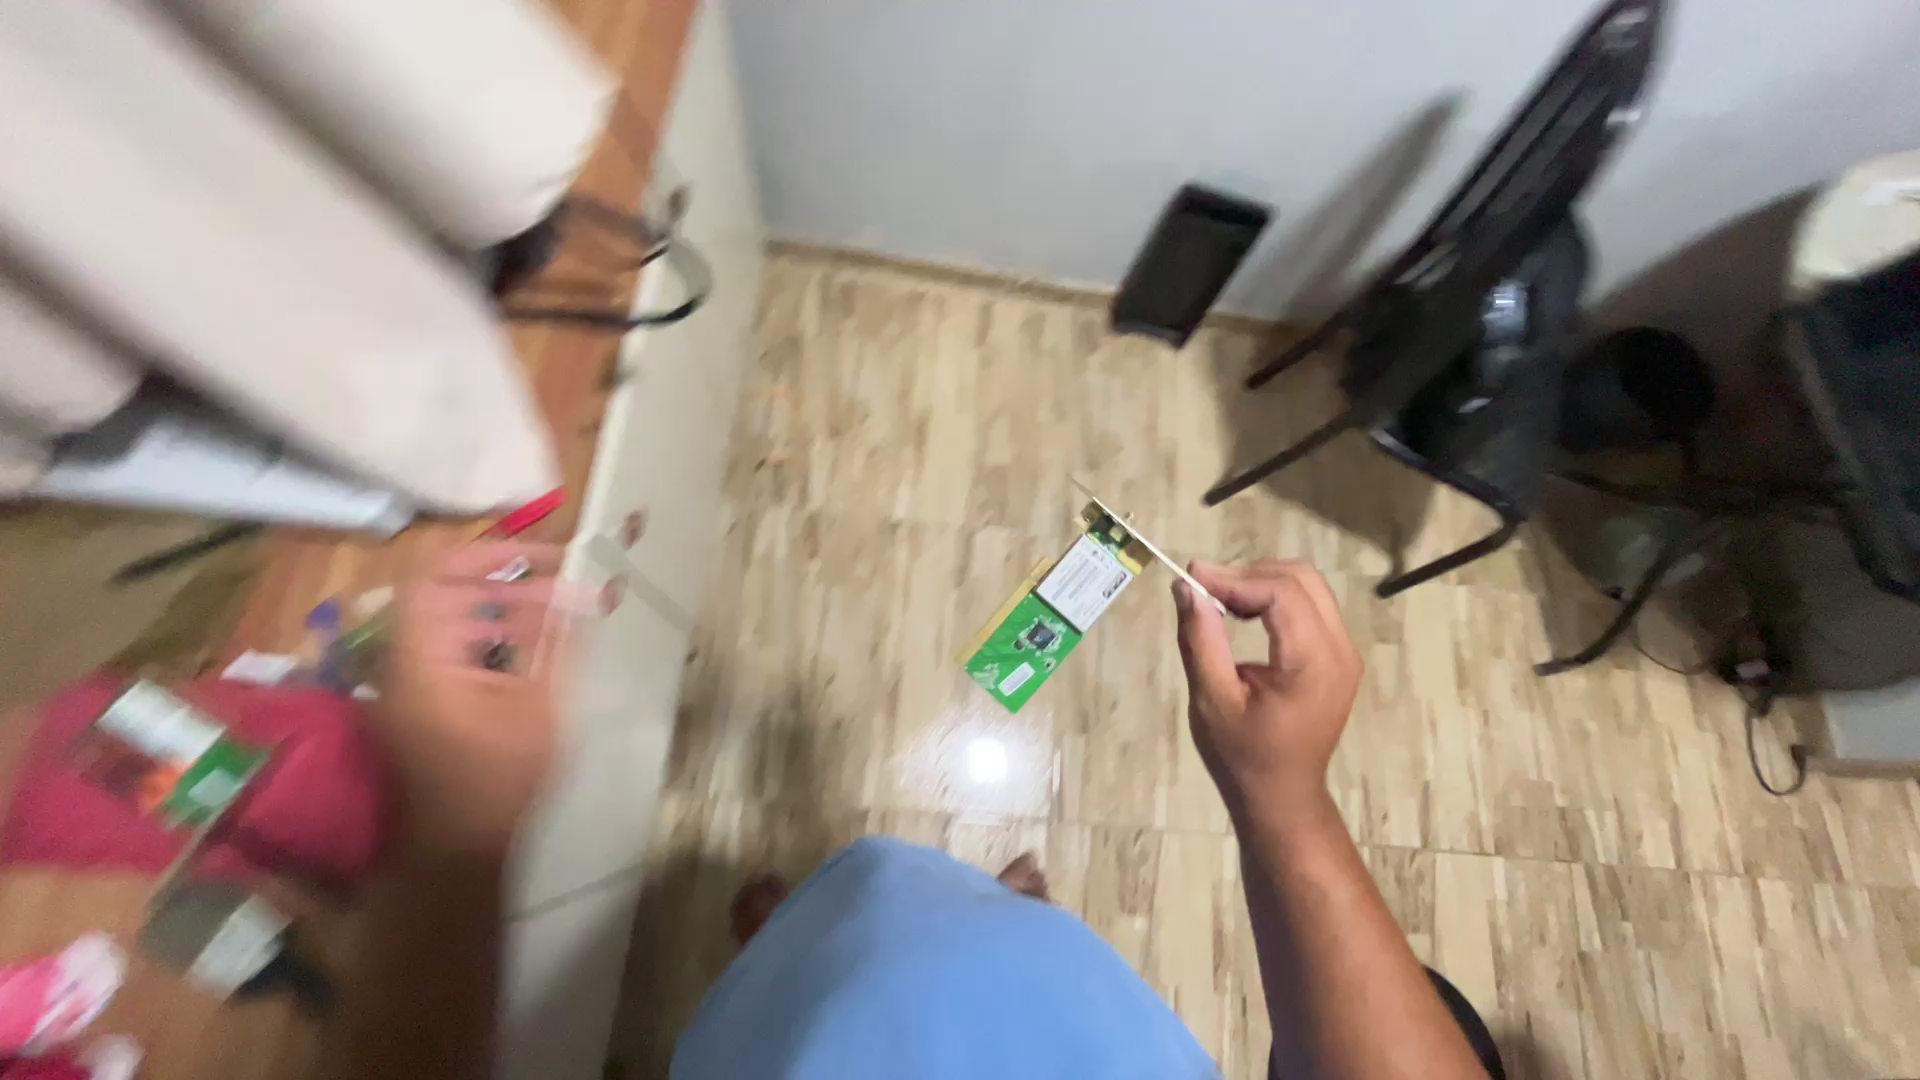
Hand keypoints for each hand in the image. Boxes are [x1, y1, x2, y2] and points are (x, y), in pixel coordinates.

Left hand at [373, 542, 566, 858]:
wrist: (459, 849)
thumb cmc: (500, 777)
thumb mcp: (539, 705)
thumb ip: (552, 641)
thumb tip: (570, 589)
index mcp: (423, 660)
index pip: (437, 578)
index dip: (488, 556)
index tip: (545, 558)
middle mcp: (405, 664)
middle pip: (445, 595)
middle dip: (507, 581)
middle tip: (562, 583)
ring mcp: (409, 685)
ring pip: (451, 621)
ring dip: (503, 608)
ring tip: (557, 612)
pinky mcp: (423, 703)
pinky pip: (453, 648)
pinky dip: (493, 636)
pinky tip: (532, 650)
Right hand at [1172, 560, 1361, 824]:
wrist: (1280, 795)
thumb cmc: (1241, 753)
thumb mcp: (1211, 697)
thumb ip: (1200, 638)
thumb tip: (1186, 585)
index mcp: (1313, 663)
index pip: (1280, 593)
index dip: (1234, 578)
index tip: (1191, 577)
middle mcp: (1340, 650)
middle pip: (1300, 579)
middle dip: (1248, 573)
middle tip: (1204, 588)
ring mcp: (1344, 652)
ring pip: (1308, 586)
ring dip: (1261, 581)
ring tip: (1220, 599)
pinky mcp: (1336, 655)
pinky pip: (1309, 605)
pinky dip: (1274, 597)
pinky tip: (1243, 613)